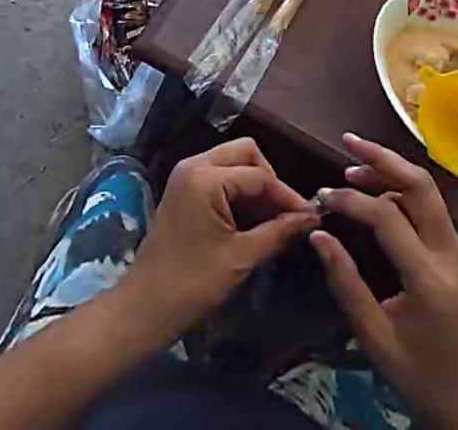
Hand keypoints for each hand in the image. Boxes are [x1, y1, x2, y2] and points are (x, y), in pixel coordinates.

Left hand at [120, 138, 319, 335]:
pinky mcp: (184, 187)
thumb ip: (278, 231)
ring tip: (275, 217)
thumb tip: (309, 218)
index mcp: (205, 177)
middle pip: (245, 152)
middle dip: (270, 179)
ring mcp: (186, 174)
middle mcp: (194, 165)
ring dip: (255, 183)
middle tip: (288, 213)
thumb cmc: (193, 282)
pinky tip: (253, 216)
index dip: (287, 196)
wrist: (147, 304)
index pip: (259, 175)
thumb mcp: (241, 256)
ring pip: (232, 161)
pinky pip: (219, 173)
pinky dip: (238, 188)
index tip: (311, 217)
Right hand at [311, 133, 457, 429]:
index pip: (388, 218)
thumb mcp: (376, 340)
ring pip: (428, 193)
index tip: (322, 198)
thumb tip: (319, 236)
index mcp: (431, 280)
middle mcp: (452, 257)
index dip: (351, 200)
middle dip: (383, 158)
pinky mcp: (457, 257)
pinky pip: (430, 211)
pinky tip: (376, 196)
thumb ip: (346, 284)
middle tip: (348, 142)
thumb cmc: (425, 380)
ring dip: (392, 172)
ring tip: (353, 169)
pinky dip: (401, 192)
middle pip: (421, 187)